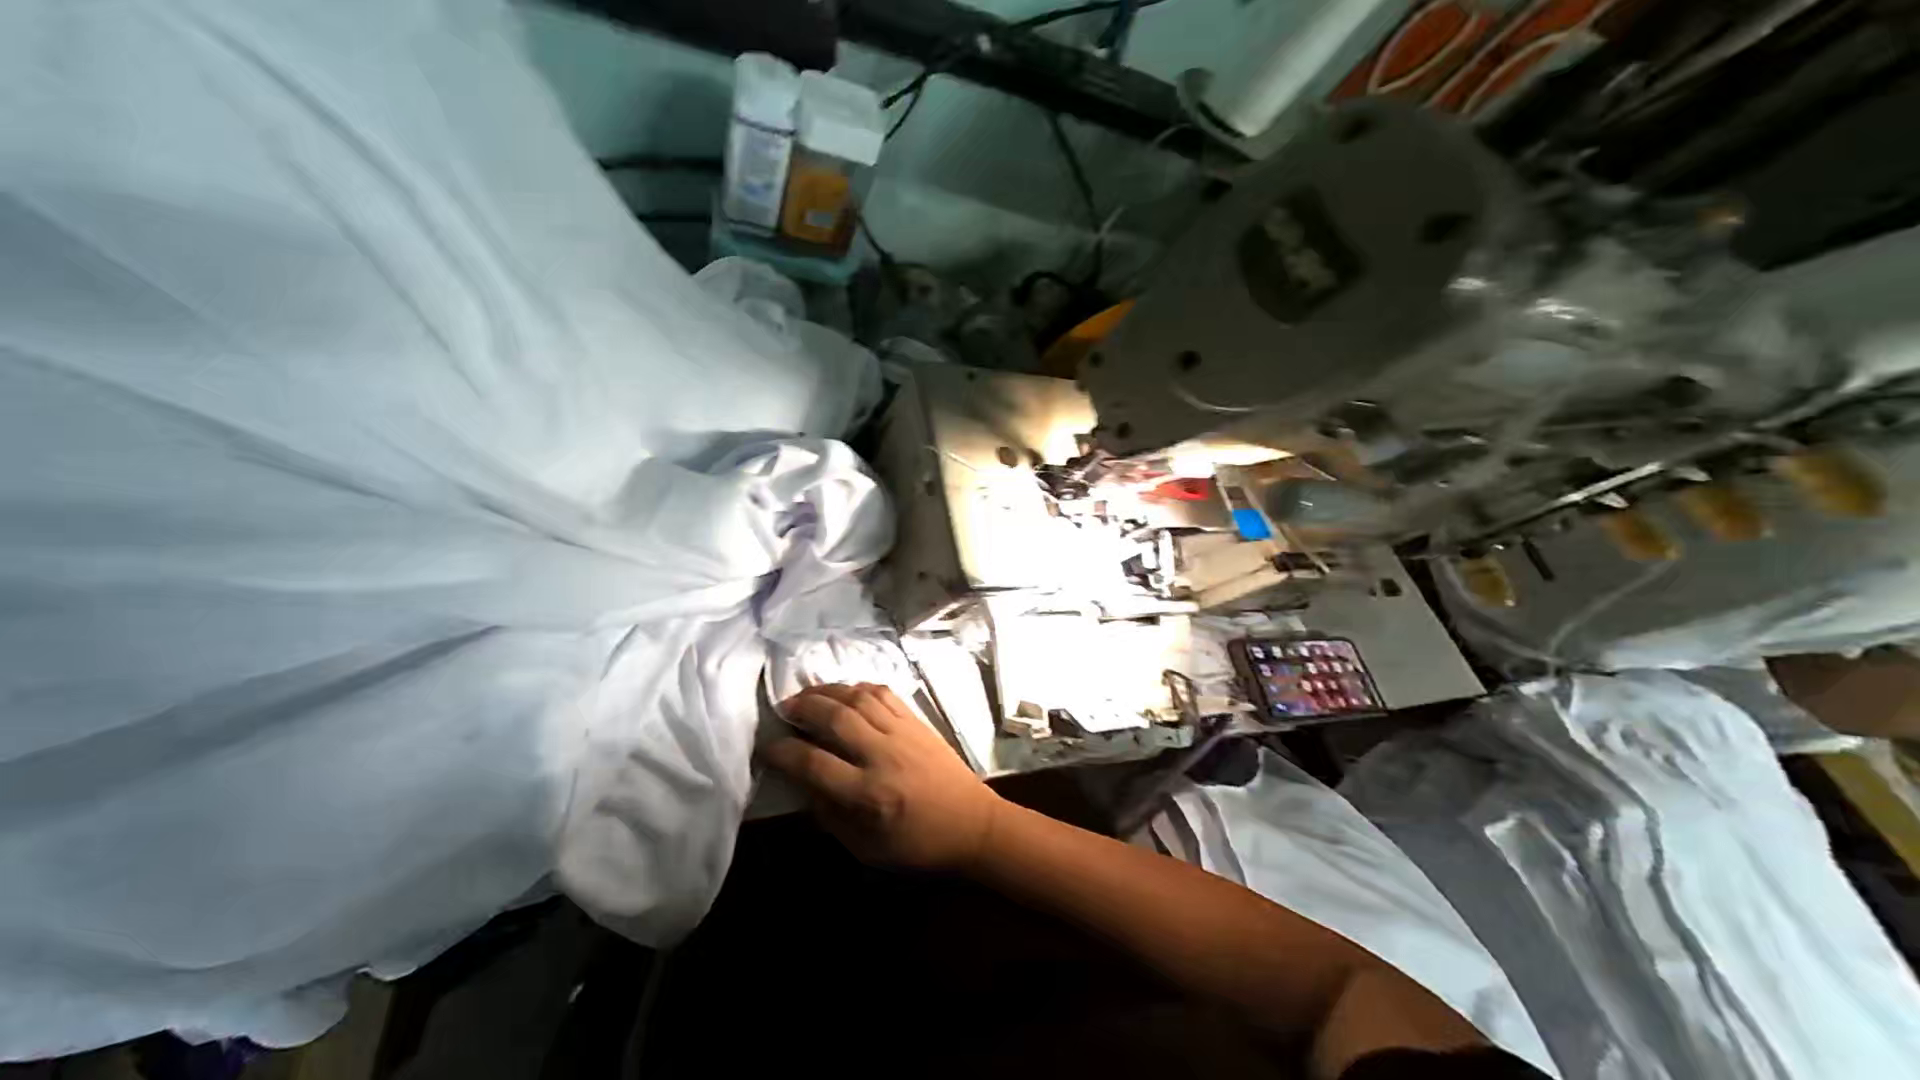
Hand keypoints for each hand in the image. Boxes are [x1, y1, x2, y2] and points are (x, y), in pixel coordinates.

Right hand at [761, 683, 1002, 871]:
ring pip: (858, 698)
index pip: (813, 763)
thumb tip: (803, 784)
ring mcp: (902, 733)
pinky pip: (884, 693)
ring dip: (828, 691)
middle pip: (834, 718)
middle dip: (803, 708)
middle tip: (784, 709)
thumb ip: (830, 817)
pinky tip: (845, 693)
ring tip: (808, 695)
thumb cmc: (918, 845)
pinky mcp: (917, 722)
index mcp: (868, 794)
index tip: (768, 747)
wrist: (973, 824)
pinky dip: (859, 688)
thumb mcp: (866, 849)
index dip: (783, 752)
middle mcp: (883, 756)